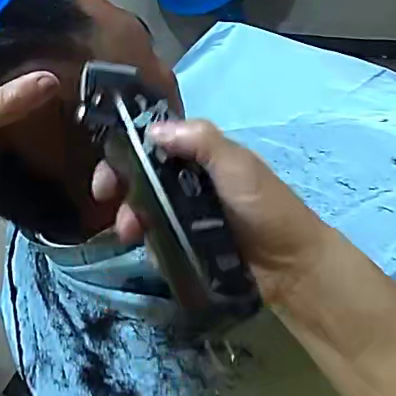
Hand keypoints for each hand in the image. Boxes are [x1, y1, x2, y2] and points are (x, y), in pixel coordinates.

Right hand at [92, 120, 333, 307]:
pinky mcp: (188, 247)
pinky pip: (158, 242)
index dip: (127, 151)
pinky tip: (153, 251)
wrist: (290, 265)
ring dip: (130, 218)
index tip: (108, 168)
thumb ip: (200, 140)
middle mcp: (190, 183)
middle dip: (121, 188)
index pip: (155, 145)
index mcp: (201, 156)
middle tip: (106, 201)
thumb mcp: (235, 164)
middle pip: (142, 179)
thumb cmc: (264, 205)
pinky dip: (150, 245)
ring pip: (145, 211)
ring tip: (130, 233)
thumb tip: (152, 129)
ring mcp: (188, 216)